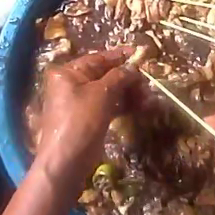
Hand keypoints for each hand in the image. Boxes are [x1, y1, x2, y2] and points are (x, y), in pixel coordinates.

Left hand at [33, 49, 138, 185]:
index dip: (120, 56)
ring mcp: (81, 102)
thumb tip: (133, 68)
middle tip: (148, 81)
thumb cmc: (80, 121)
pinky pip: (110, 105)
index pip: (98, 58)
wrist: (67, 161)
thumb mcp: (101, 93)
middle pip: (105, 75)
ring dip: (129, 92)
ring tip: (148, 96)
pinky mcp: (90, 118)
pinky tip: (141, 106)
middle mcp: (72, 84)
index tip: (140, 53)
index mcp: (68, 73)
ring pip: (110, 91)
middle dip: (128, 78)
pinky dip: (124, 105)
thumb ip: (119, 76)